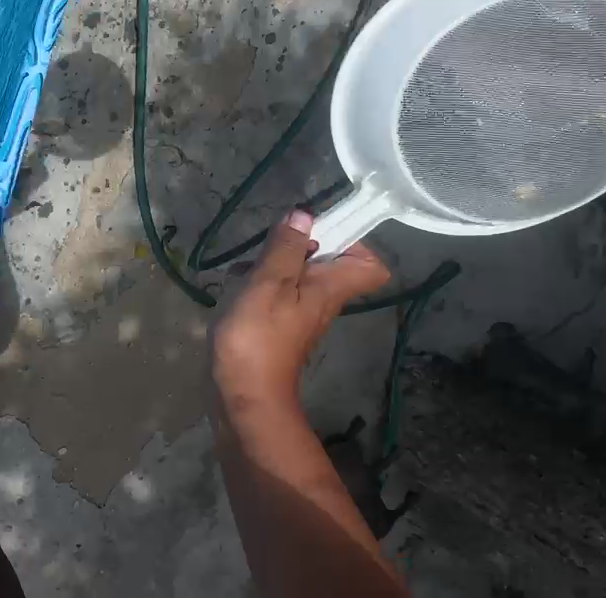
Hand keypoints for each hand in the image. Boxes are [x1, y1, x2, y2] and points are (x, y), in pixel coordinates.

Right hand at [210, 209, 391, 412]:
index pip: (370, 265)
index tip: (313, 231)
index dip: (350, 242)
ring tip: (245, 267)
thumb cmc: (258, 335)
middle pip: (328, 264)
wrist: (244, 390)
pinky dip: (258, 281)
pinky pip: (277, 290)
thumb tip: (306, 215)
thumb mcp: (268, 284)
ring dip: (272, 262)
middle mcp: (322, 300)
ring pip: (298, 274)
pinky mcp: (277, 323)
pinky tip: (235, 285)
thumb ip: (285, 249)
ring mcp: (299, 313)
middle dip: (297, 246)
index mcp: (330, 290)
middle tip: (268, 246)